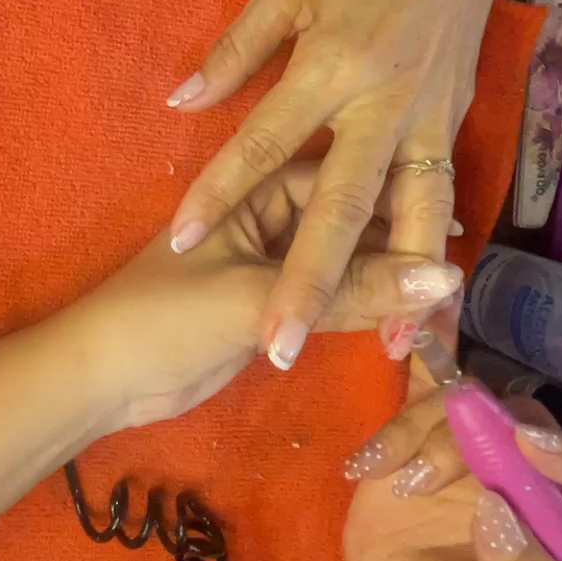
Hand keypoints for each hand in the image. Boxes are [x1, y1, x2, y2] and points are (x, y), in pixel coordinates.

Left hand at [60, 163, 462, 431]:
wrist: (105, 377)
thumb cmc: (165, 316)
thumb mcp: (254, 298)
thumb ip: (346, 291)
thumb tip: (442, 279)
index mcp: (250, 194)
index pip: (330, 183)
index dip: (386, 202)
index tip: (449, 219)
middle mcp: (263, 220)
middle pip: (340, 221)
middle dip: (392, 240)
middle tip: (456, 256)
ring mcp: (265, 263)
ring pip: (337, 261)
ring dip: (381, 277)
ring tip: (443, 294)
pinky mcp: (267, 304)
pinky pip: (325, 297)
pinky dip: (359, 306)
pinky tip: (401, 316)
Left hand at [164, 0, 547, 369]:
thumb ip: (237, 51)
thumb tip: (183, 103)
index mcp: (331, 63)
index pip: (261, 144)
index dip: (217, 192)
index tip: (182, 241)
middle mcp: (383, 101)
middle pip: (340, 206)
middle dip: (309, 281)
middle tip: (278, 345)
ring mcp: (430, 113)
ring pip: (413, 213)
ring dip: (399, 284)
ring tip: (383, 347)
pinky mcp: (459, 115)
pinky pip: (443, 187)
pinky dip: (436, 239)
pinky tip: (429, 282)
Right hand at [340, 321, 561, 560]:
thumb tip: (501, 513)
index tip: (528, 447)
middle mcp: (544, 478)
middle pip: (531, 421)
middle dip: (477, 440)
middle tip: (428, 475)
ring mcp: (486, 445)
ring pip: (471, 402)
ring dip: (424, 437)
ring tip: (397, 486)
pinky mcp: (431, 425)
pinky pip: (421, 391)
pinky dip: (393, 422)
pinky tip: (367, 465)